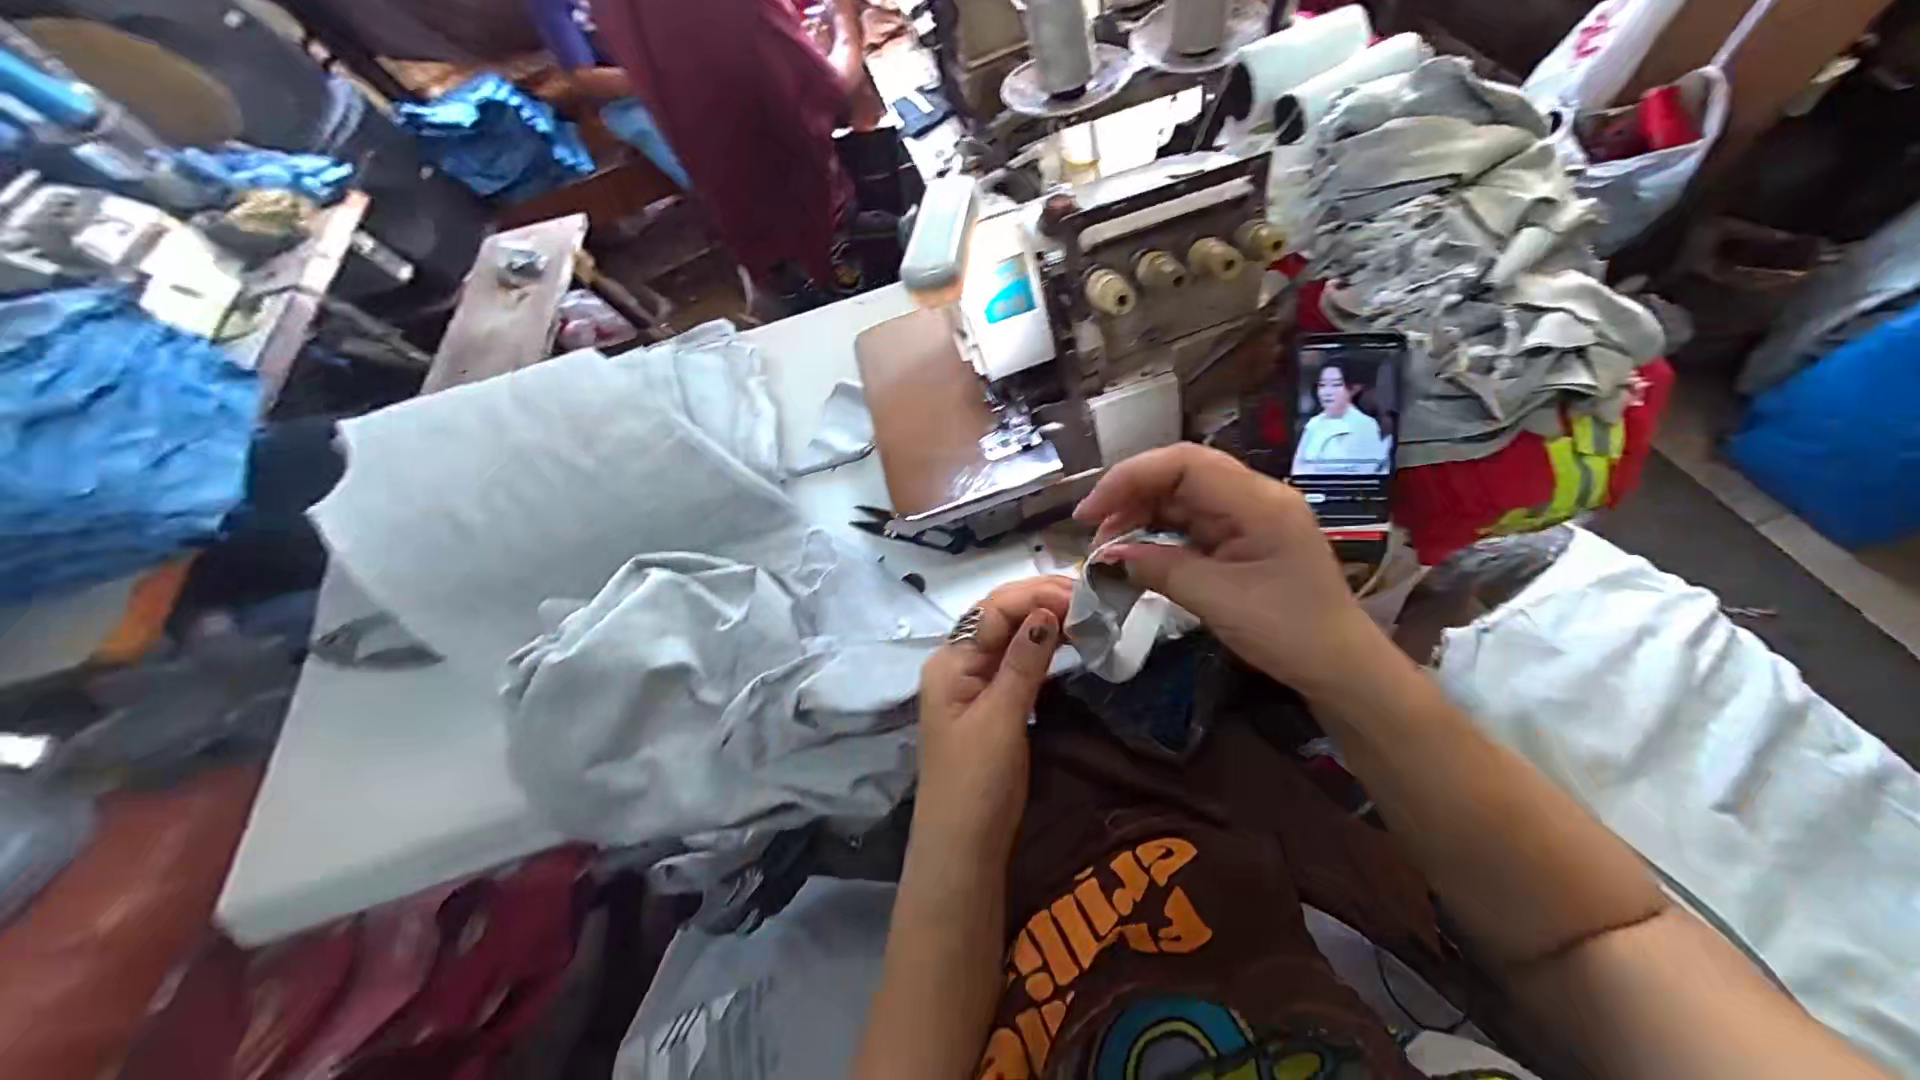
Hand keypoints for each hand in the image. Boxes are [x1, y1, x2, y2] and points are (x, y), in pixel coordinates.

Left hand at [915, 576, 1071, 860]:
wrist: (963, 849)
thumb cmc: (976, 784)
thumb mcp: (1001, 718)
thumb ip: (1022, 662)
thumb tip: (1046, 610)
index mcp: (950, 661)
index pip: (993, 609)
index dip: (1035, 596)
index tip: (1081, 597)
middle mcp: (958, 663)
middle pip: (999, 617)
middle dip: (1041, 601)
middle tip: (1090, 601)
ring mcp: (974, 683)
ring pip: (1010, 637)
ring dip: (1045, 621)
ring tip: (1086, 616)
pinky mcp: (992, 703)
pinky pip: (1017, 662)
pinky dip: (1043, 649)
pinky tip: (1068, 643)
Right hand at [1073, 444, 1386, 695]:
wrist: (1340, 666)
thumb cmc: (1288, 632)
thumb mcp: (1217, 600)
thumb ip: (1159, 568)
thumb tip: (1109, 554)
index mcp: (1258, 501)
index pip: (1183, 463)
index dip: (1128, 478)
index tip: (1089, 512)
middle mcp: (1253, 497)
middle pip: (1178, 473)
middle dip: (1129, 495)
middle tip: (1092, 531)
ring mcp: (1248, 515)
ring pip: (1180, 496)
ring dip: (1139, 514)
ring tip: (1107, 544)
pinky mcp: (1241, 536)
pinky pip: (1190, 521)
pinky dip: (1157, 533)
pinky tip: (1134, 549)